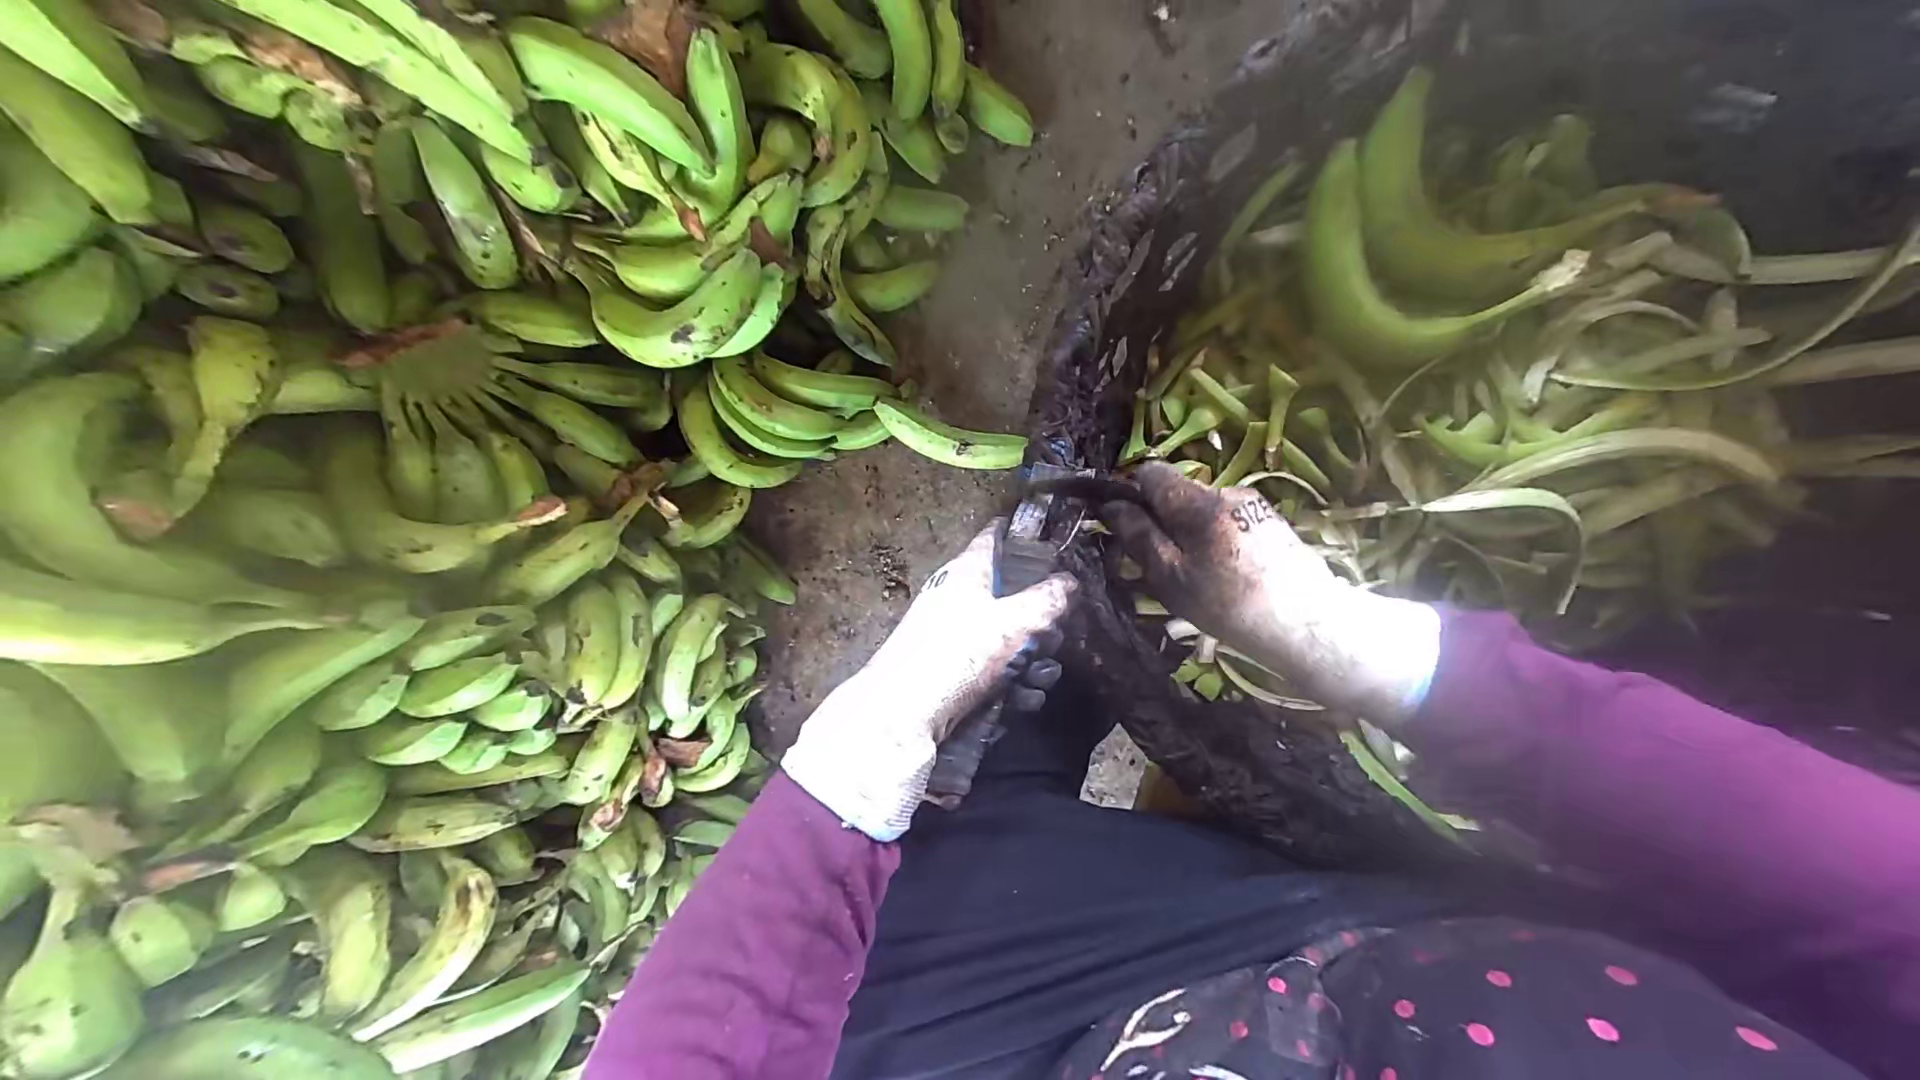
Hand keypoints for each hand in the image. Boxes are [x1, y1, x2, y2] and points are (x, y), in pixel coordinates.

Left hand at [781, 524, 1076, 840]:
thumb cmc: (957, 654)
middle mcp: (958, 596)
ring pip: (1005, 637)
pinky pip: (991, 667)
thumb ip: (1046, 600)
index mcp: (967, 571)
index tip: (1051, 546)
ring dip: (1030, 660)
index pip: (995, 537)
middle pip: (1009, 595)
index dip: (1022, 535)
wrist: (903, 712)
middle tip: (1053, 639)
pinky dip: (1010, 681)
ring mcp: (953, 634)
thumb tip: (1069, 582)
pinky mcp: (952, 669)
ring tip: (1039, 679)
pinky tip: (1023, 699)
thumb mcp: (1013, 622)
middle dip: (1039, 621)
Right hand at [1099, 462, 1439, 726]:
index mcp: (1196, 502)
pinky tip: (1229, 572)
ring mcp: (1252, 503)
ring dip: (1191, 532)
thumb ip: (1137, 536)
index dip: (1131, 493)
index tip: (1129, 524)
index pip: (1150, 472)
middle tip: (1164, 564)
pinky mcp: (1270, 520)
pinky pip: (1226, 520)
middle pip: (1177, 492)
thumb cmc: (1228, 604)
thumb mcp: (1168, 577)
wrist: (1307, 623)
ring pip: (1201, 508)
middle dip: (1162, 519)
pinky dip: (1216, 539)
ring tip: (1202, 574)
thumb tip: (1110, 505)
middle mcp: (1225, 490)